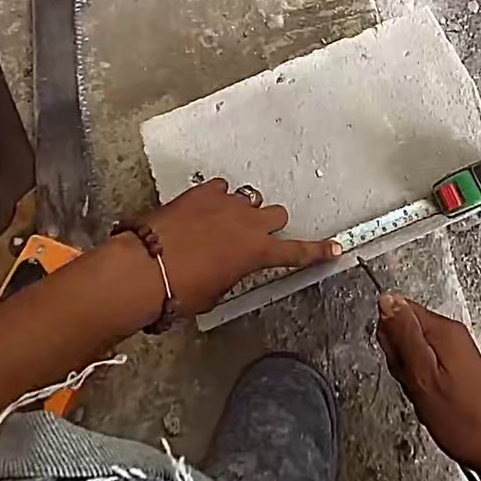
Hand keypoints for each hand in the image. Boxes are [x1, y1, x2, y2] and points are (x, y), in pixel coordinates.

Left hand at [138, 178, 340, 313]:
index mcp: (257, 251)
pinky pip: (220, 188)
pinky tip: (204, 210)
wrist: (146, 267)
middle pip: (277, 214)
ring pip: (249, 198)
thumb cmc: (181, 289)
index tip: (335, 248)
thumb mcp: (216, 292)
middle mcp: (248, 222)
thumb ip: (232, 274)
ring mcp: (226, 202)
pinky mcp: (202, 192)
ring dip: (242, 210)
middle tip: (252, 238)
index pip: (297, 252)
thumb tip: (227, 267)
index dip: (317, 251)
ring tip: (223, 223)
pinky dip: (217, 198)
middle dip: (268, 225)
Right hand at [376, 294, 480, 478]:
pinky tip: (432, 400)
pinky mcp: (460, 366)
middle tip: (413, 383)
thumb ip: (403, 336)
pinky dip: (424, 383)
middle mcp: (451, 333)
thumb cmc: (463, 419)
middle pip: (406, 329)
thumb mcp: (423, 376)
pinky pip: (428, 365)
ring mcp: (457, 349)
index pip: (399, 309)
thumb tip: (387, 300)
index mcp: (442, 330)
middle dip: (401, 358)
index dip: (391, 338)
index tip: (400, 363)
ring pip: (415, 350)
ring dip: (411, 374)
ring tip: (423, 395)